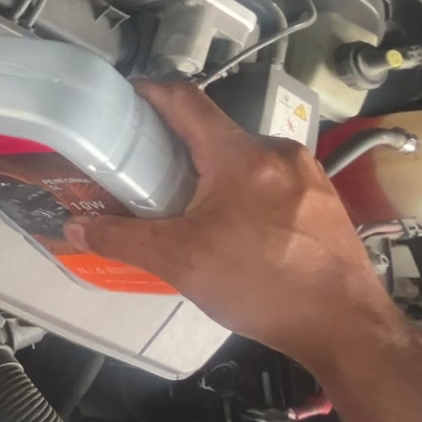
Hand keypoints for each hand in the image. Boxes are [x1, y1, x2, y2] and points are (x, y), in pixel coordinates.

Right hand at [64, 80, 396, 367]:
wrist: (348, 331)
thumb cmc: (260, 285)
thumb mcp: (176, 261)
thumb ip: (119, 238)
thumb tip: (73, 228)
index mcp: (241, 155)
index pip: (185, 99)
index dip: (147, 90)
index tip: (119, 98)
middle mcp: (278, 153)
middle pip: (210, 129)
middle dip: (169, 141)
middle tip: (135, 164)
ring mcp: (307, 175)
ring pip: (239, 154)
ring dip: (203, 166)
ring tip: (175, 197)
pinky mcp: (322, 199)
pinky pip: (265, 176)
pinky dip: (234, 186)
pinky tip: (222, 220)